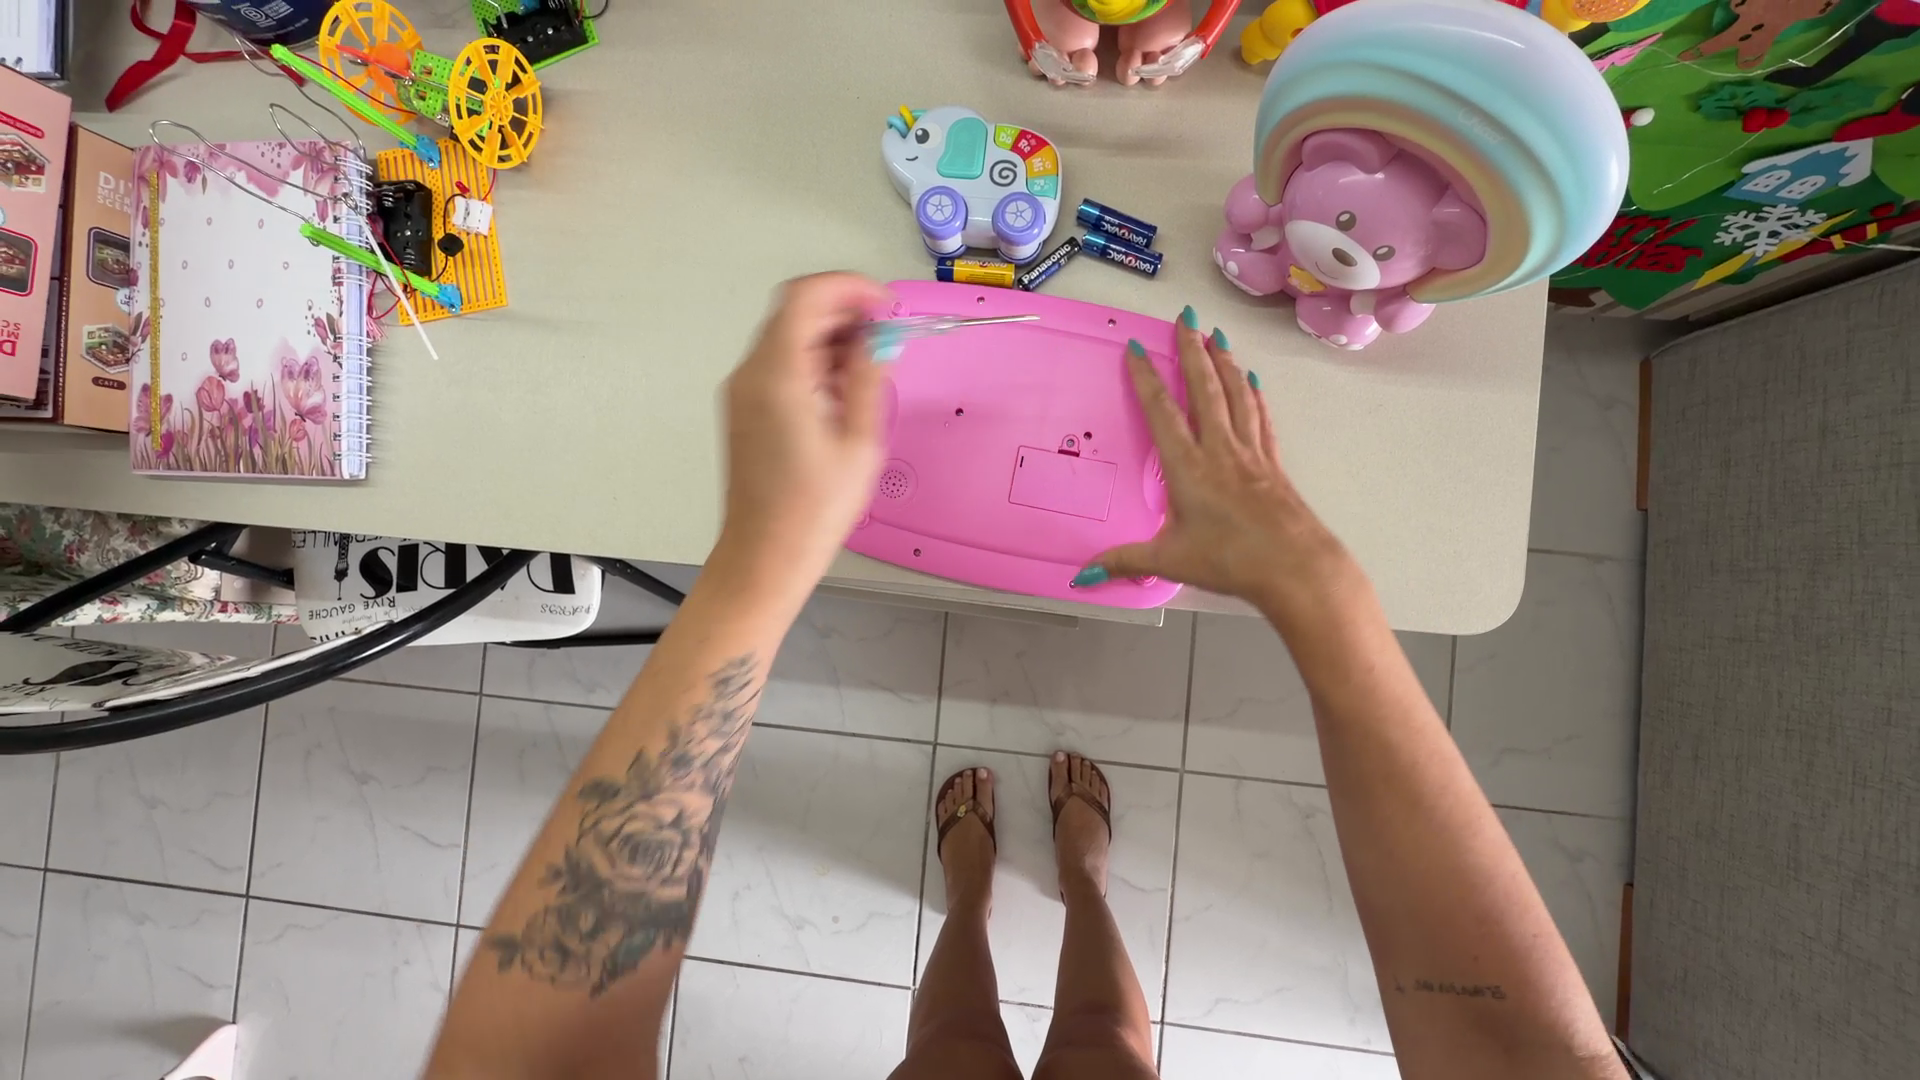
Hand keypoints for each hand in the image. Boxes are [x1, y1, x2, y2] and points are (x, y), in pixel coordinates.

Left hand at [714, 272, 893, 586]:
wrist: (764, 556)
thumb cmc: (815, 507)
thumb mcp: (859, 442)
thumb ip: (867, 379)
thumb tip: (876, 340)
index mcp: (777, 375)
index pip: (806, 296)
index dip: (849, 287)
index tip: (886, 308)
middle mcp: (750, 373)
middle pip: (796, 313)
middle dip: (845, 314)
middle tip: (886, 340)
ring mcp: (742, 392)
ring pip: (788, 339)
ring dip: (831, 340)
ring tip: (870, 370)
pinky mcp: (745, 410)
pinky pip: (780, 366)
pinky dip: (814, 363)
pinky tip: (842, 392)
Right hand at [1088, 311, 1356, 616]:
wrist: (1296, 568)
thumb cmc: (1230, 561)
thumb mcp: (1169, 561)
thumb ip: (1124, 562)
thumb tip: (1080, 576)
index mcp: (1189, 467)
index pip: (1162, 412)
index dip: (1146, 379)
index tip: (1135, 349)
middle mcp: (1220, 450)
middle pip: (1205, 389)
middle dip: (1192, 351)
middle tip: (1185, 318)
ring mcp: (1251, 454)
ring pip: (1236, 395)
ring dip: (1224, 363)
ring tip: (1216, 335)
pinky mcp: (1272, 464)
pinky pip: (1260, 418)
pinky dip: (1253, 395)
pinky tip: (1252, 381)